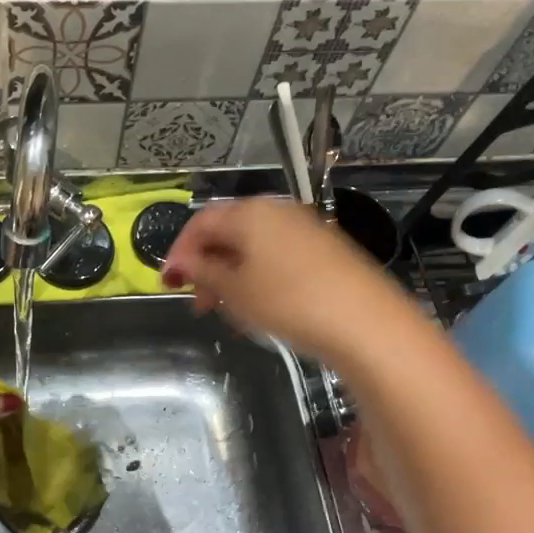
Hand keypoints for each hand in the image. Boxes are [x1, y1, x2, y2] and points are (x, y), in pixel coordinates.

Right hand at [161, 199, 407, 363]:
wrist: (364, 321)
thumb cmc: (289, 302)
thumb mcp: (235, 291)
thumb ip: (202, 273)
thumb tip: (179, 262)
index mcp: (250, 212)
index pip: (200, 222)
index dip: (179, 252)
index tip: (168, 284)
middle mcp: (277, 211)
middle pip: (228, 232)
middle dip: (207, 266)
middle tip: (199, 304)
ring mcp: (305, 228)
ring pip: (253, 247)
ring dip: (232, 275)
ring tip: (229, 312)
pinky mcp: (325, 250)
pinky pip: (277, 257)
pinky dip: (259, 277)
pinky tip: (262, 309)